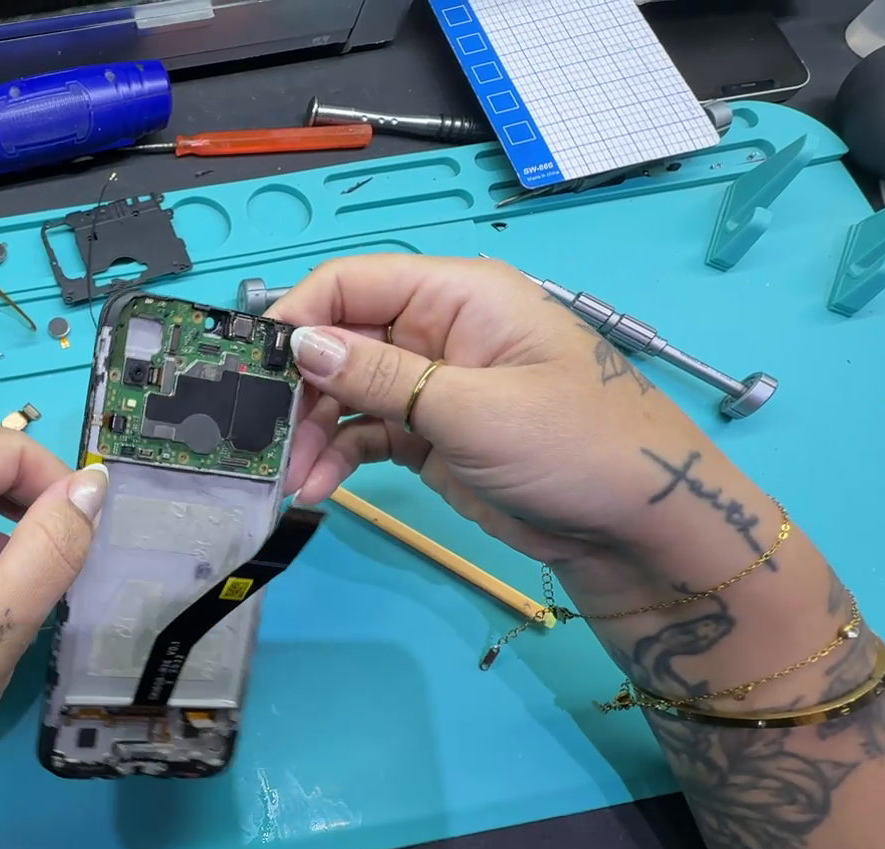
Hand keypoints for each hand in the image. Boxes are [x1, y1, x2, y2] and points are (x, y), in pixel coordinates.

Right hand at [269, 254, 738, 571]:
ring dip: (310, 436)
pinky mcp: (420, 433)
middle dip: (298, 393)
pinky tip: (317, 489)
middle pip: (337, 344)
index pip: (352, 283)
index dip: (298, 317)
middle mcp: (431, 332)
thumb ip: (381, 376)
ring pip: (340, 395)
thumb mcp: (474, 408)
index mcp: (454, 297)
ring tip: (292, 479)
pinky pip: (359, 435)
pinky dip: (334, 459)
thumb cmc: (575, 446)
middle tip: (266, 439)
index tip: (253, 366)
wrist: (631, 529)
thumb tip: (300, 346)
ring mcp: (423, 386)